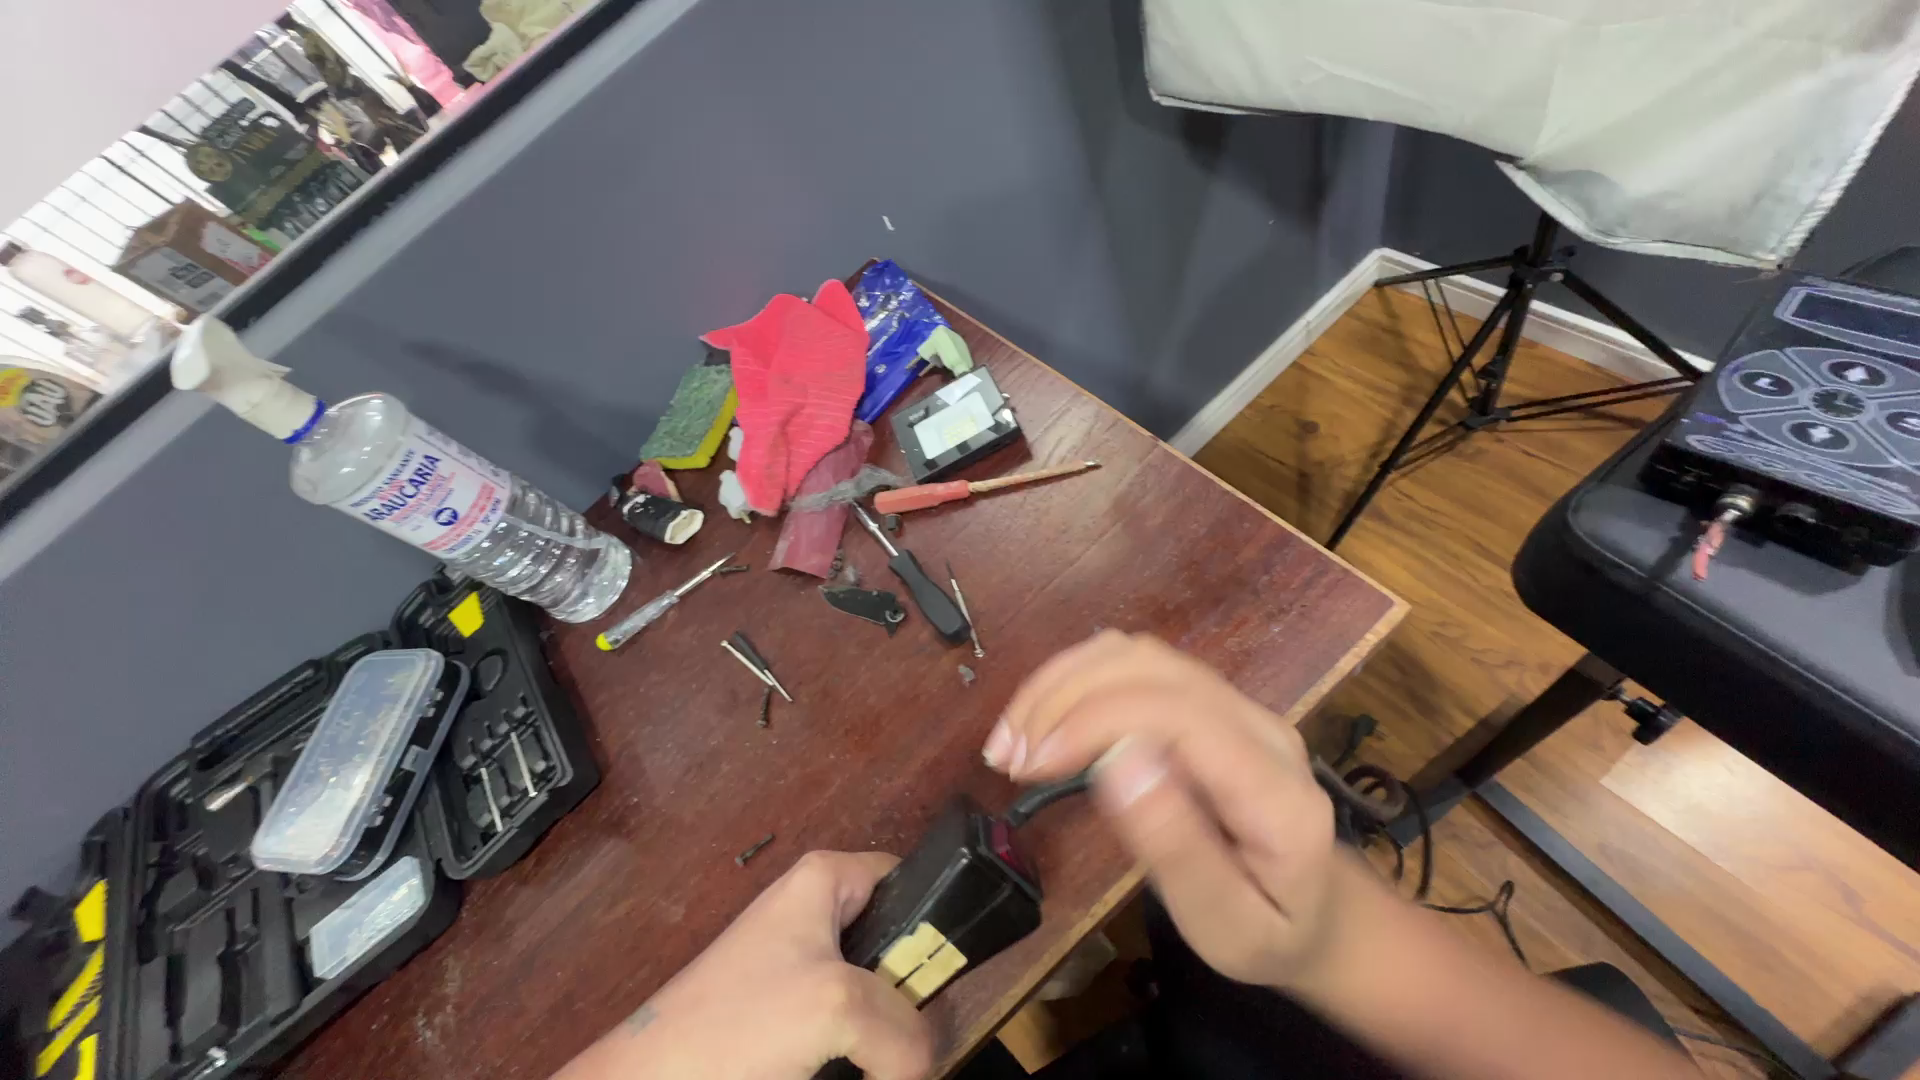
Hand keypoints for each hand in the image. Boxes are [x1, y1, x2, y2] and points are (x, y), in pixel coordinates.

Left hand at [552, 851, 932, 1079]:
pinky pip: (845, 1027)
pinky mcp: (783, 1014)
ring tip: (889, 1066)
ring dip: (887, 1036)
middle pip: (896, 944)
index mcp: (826, 880)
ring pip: (874, 994)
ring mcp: (797, 966)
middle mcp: (814, 911)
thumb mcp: (837, 1007)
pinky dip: (860, 1054)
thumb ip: (905, 1029)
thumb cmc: (740, 1023)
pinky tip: (857, 1074)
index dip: (937, 927)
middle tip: (922, 1043)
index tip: (953, 984)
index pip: (909, 881)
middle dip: (913, 996)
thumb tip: (929, 1060)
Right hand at [983, 630, 1341, 990]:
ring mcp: (1234, 703)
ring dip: (1061, 682)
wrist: (1316, 910)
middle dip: (1062, 698)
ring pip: (1135, 653)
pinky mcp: (1206, 699)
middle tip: (1005, 756)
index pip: (1180, 713)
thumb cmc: (1267, 932)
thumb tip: (1115, 759)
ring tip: (1012, 738)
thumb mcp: (1223, 925)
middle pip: (1150, 667)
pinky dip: (1076, 679)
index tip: (1029, 764)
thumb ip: (1176, 846)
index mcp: (1274, 788)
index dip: (1094, 720)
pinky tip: (1043, 717)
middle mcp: (1258, 724)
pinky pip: (1133, 663)